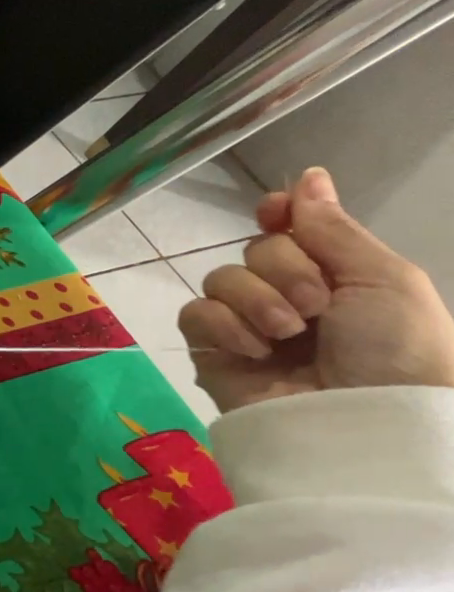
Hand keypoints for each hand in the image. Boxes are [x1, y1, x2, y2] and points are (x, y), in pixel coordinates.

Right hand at [179, 166, 453, 412]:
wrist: (362, 415)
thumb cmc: (397, 346)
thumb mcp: (383, 279)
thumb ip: (333, 230)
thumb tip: (306, 176)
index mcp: (333, 274)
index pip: (288, 229)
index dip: (279, 215)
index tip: (274, 209)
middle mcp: (284, 293)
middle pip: (253, 250)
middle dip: (283, 271)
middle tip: (316, 307)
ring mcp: (245, 323)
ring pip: (220, 279)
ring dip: (257, 301)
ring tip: (288, 335)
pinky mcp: (210, 349)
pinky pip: (195, 313)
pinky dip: (225, 325)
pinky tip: (256, 349)